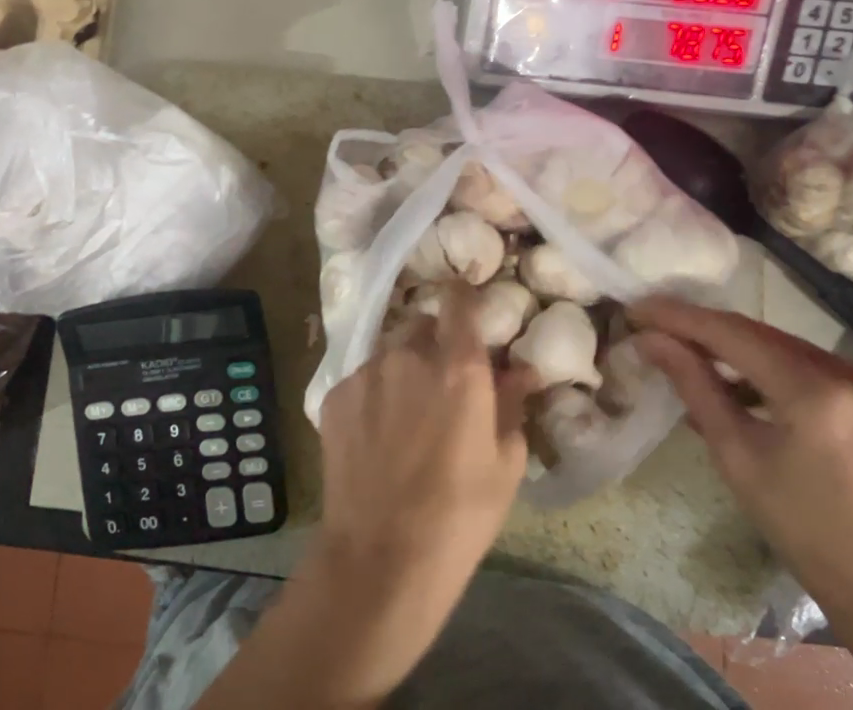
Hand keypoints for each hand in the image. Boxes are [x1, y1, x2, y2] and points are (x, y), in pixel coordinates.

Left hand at [191, 285, 536, 709]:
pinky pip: (361, 379)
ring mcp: (365, 373)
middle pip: (421, 325)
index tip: (468, 305)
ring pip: (388, 351)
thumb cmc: (460, 514)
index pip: (459, 301)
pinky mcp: (333, 396)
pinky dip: (373, 392)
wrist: (382, 554)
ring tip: (406, 413)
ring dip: (401, 367)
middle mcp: (408, 356)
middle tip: (441, 380)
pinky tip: (376, 433)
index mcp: (459, 367)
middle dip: (433, 342)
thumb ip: (511, 404)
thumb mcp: (505, 463)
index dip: (464, 298)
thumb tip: (519, 371)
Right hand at [630, 297, 852, 709]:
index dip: (683, 317)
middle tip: (673, 339)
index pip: (737, 335)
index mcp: (822, 397)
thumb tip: (653, 341)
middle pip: (778, 341)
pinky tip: (798, 414)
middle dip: (723, 339)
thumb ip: (698, 390)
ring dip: (770, 365)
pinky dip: (818, 387)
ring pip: (818, 360)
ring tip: (731, 384)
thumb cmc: (813, 541)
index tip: (642, 308)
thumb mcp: (741, 464)